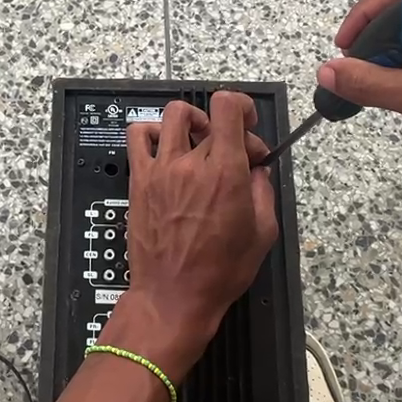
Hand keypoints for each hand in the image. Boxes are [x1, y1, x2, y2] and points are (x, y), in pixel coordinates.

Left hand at [104, 92, 277, 381]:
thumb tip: (258, 168)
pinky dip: (152, 132)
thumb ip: (264, 191)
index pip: (228, 107)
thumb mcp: (263, 233)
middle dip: (230, 131)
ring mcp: (161, 169)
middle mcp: (191, 164)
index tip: (248, 122)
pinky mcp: (140, 180)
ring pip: (172, 116)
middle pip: (210, 119)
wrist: (173, 295)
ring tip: (198, 141)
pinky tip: (164, 148)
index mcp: (226, 173)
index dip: (241, 106)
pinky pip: (138, 136)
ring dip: (191, 122)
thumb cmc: (218, 271)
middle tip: (235, 155)